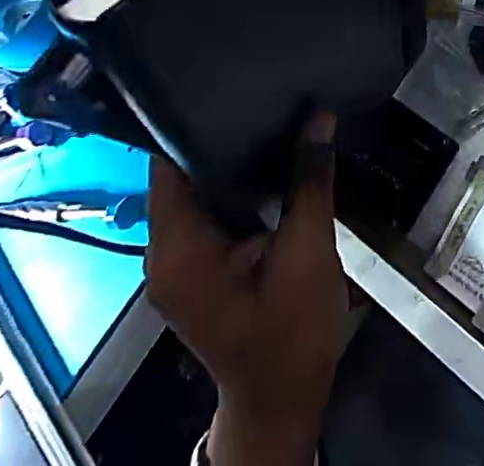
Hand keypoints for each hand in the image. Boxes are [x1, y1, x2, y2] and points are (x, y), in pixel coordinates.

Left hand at [146, 114, 345, 465]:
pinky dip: (236, 189)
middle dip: (221, 135)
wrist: (284, 400)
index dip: (192, 118)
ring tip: (267, 117)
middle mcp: (165, 250)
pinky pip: (211, 211)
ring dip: (231, 162)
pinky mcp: (198, 267)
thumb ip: (309, 180)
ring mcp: (180, 261)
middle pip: (181, 172)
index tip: (225, 82)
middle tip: (257, 93)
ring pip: (199, 190)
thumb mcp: (307, 253)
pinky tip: (269, 164)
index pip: (166, 161)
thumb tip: (319, 119)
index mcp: (176, 247)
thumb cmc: (290, 335)